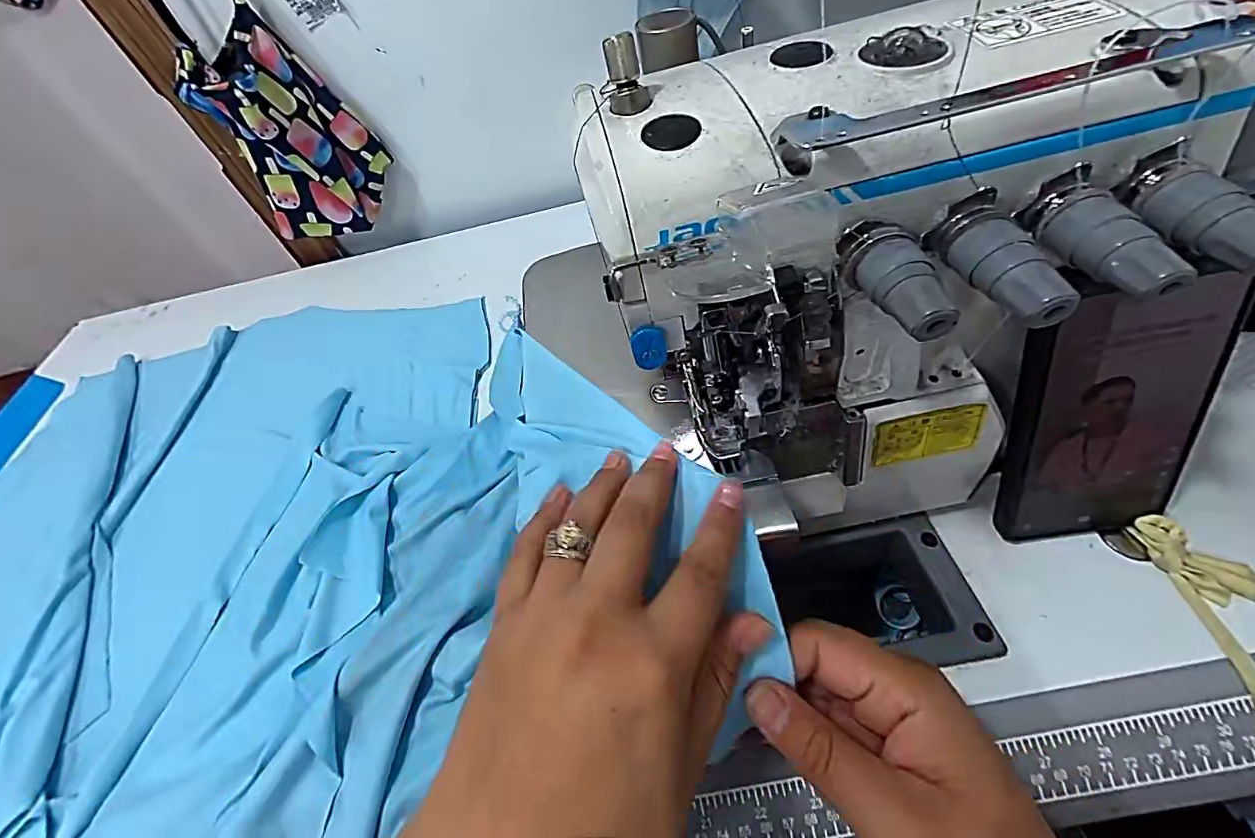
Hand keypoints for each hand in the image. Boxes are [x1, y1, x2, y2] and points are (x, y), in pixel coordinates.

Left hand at [405, 445, 773, 837]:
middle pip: (633, 530)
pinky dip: (543, 518)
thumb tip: (750, 621)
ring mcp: (544, 614)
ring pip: (577, 527)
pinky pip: (526, 552)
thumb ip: (713, 684)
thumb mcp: (679, 767)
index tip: (727, 491)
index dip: (719, 528)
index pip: (700, 575)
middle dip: (654, 484)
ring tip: (618, 460)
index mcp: (652, 661)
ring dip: (601, 488)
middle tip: (665, 454)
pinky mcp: (504, 622)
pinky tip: (557, 496)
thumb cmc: (602, 823)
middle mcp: (598, 620)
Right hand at [744, 621, 1049, 837]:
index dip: (773, 658)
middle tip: (731, 710)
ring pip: (816, 690)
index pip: (817, 641)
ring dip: (782, 709)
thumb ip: (822, 750)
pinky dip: (801, 731)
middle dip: (772, 681)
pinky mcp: (885, 741)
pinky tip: (775, 744)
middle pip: (814, 659)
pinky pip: (830, 720)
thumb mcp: (894, 814)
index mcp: (907, 687)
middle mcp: (898, 688)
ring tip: (744, 728)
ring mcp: (891, 714)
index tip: (736, 685)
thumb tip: (761, 694)